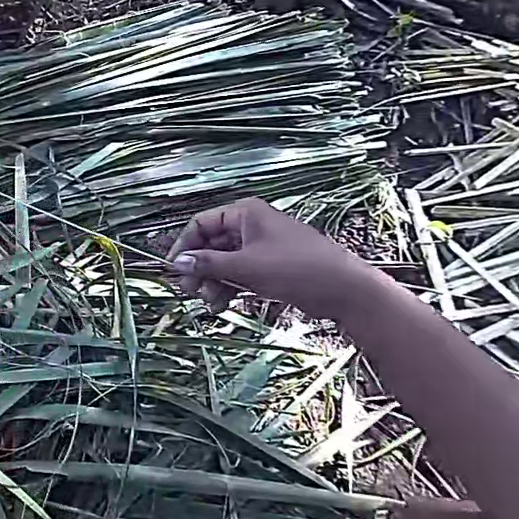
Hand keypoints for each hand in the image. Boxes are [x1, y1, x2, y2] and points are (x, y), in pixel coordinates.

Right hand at [167, 197, 376, 320]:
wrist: (344, 289)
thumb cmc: (295, 268)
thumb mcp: (246, 266)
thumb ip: (209, 264)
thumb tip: (177, 263)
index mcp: (244, 213)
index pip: (200, 224)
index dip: (184, 246)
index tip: (173, 270)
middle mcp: (250, 225)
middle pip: (210, 244)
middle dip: (199, 268)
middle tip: (190, 292)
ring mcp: (259, 246)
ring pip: (223, 262)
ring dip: (212, 282)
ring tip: (211, 303)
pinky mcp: (268, 266)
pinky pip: (238, 273)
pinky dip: (228, 287)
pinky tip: (222, 305)